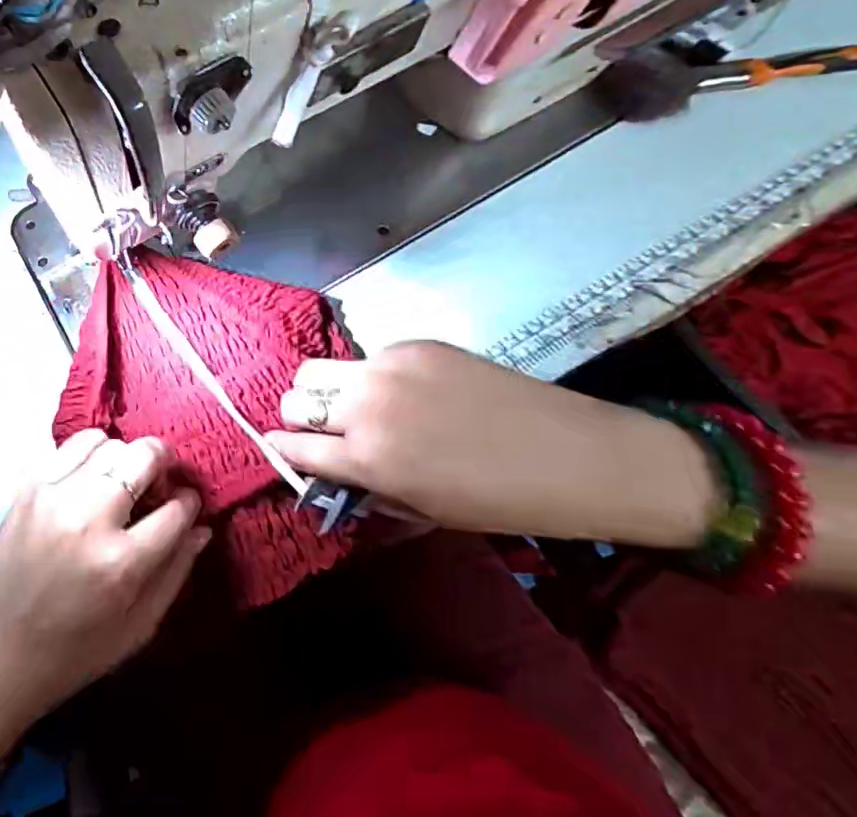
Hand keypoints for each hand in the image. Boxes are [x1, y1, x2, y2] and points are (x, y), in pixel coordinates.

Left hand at [0, 430, 209, 761]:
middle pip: (145, 456)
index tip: (187, 507)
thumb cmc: (72, 655)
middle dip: (165, 465)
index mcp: (121, 563)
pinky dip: (93, 453)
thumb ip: (176, 572)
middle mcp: (89, 519)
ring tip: (123, 485)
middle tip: (160, 486)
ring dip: (127, 460)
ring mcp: (54, 497)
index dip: (190, 503)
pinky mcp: (29, 489)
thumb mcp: (138, 629)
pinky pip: (73, 445)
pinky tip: (93, 480)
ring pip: (111, 444)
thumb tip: (201, 526)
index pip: (178, 507)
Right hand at [265, 341, 720, 547]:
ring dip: (330, 390)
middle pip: (296, 394)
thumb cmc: (498, 502)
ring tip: (360, 407)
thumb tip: (337, 475)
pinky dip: (374, 377)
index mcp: (367, 458)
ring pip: (326, 367)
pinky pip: (373, 358)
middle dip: (301, 415)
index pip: (294, 446)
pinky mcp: (418, 344)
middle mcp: (366, 404)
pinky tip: (409, 393)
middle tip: (326, 431)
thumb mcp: (424, 512)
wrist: (572, 455)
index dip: (284, 450)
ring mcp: (391, 366)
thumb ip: (369, 490)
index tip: (285, 450)